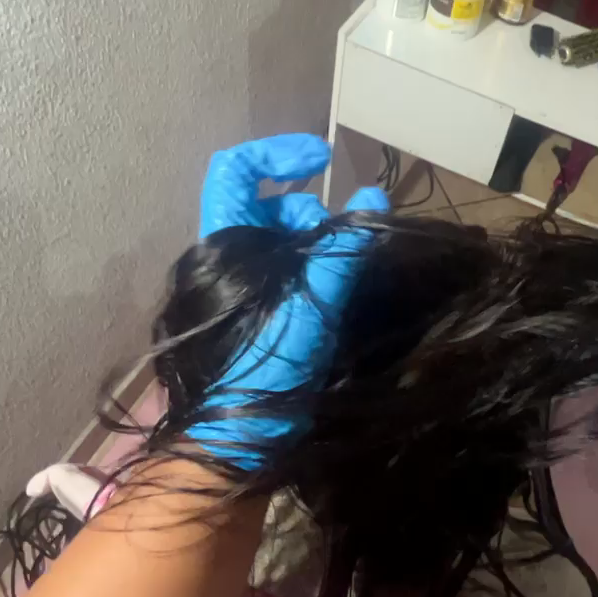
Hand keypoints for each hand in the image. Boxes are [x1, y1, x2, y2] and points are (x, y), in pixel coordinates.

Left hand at [187, 134, 388, 460]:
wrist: (239, 444)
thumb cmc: (261, 373)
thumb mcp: (308, 310)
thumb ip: (341, 254)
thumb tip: (373, 198)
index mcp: (224, 247)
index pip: (235, 171)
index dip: (276, 152)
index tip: (323, 158)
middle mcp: (231, 261)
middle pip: (270, 205)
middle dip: (312, 209)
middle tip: (345, 239)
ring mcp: (247, 291)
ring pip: (286, 243)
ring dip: (323, 244)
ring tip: (352, 271)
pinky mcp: (266, 316)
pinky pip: (296, 274)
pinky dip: (323, 271)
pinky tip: (348, 290)